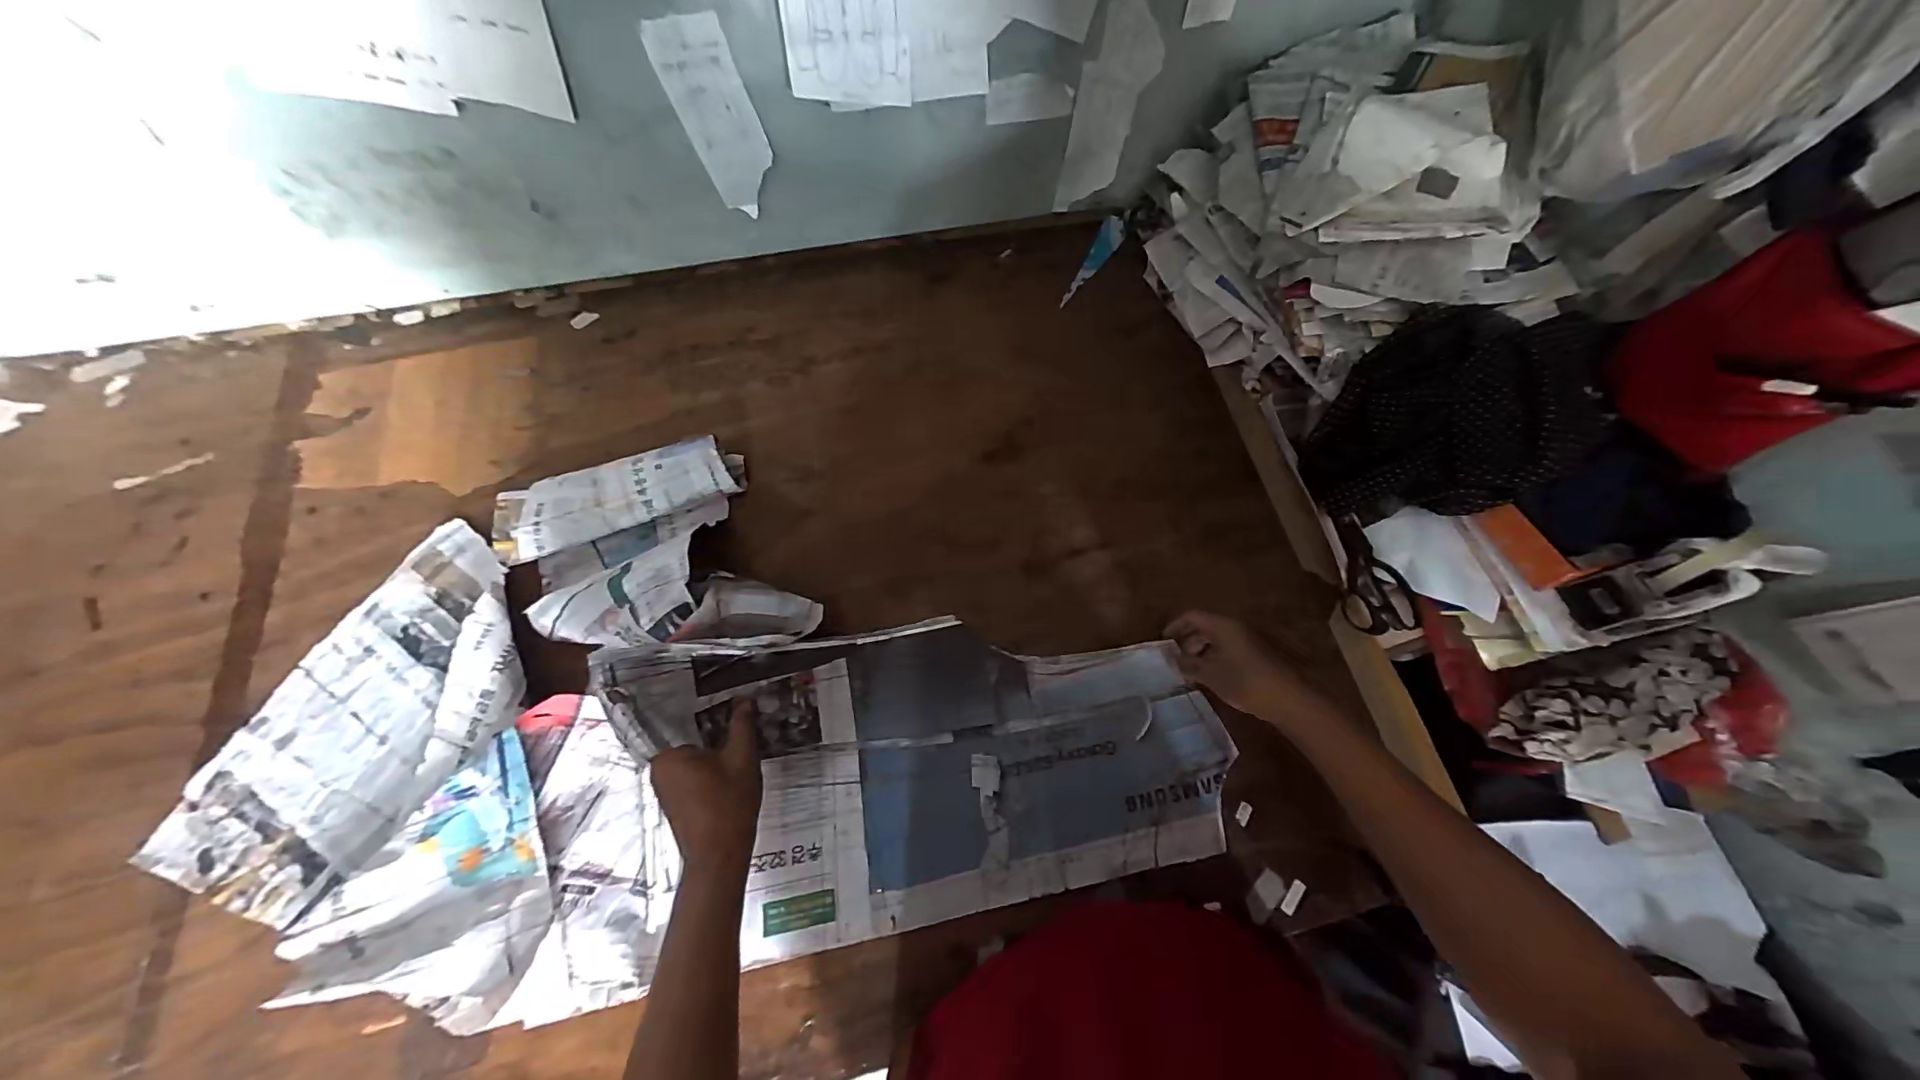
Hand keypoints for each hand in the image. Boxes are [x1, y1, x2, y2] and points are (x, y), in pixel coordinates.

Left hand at [652, 699, 763, 869]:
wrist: (720, 855)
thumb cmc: (729, 803)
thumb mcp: (742, 757)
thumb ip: (742, 725)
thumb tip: (744, 698)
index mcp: (668, 756)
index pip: (696, 726)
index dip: (719, 724)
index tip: (737, 725)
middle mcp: (658, 771)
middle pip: (696, 745)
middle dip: (718, 746)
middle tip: (741, 751)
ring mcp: (664, 791)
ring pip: (697, 764)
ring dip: (716, 763)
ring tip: (738, 768)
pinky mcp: (674, 805)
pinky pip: (694, 781)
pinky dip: (710, 780)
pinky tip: (729, 787)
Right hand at [1164, 610, 1308, 719]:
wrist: (1288, 699)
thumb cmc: (1244, 681)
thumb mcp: (1210, 674)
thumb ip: (1188, 664)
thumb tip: (1174, 659)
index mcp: (1222, 626)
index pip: (1192, 616)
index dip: (1174, 626)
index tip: (1163, 642)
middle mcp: (1235, 628)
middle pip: (1204, 627)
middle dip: (1187, 641)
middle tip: (1175, 659)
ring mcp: (1247, 641)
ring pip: (1216, 639)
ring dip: (1200, 652)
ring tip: (1190, 671)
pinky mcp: (1255, 655)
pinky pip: (1227, 649)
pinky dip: (1213, 658)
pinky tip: (1209, 677)